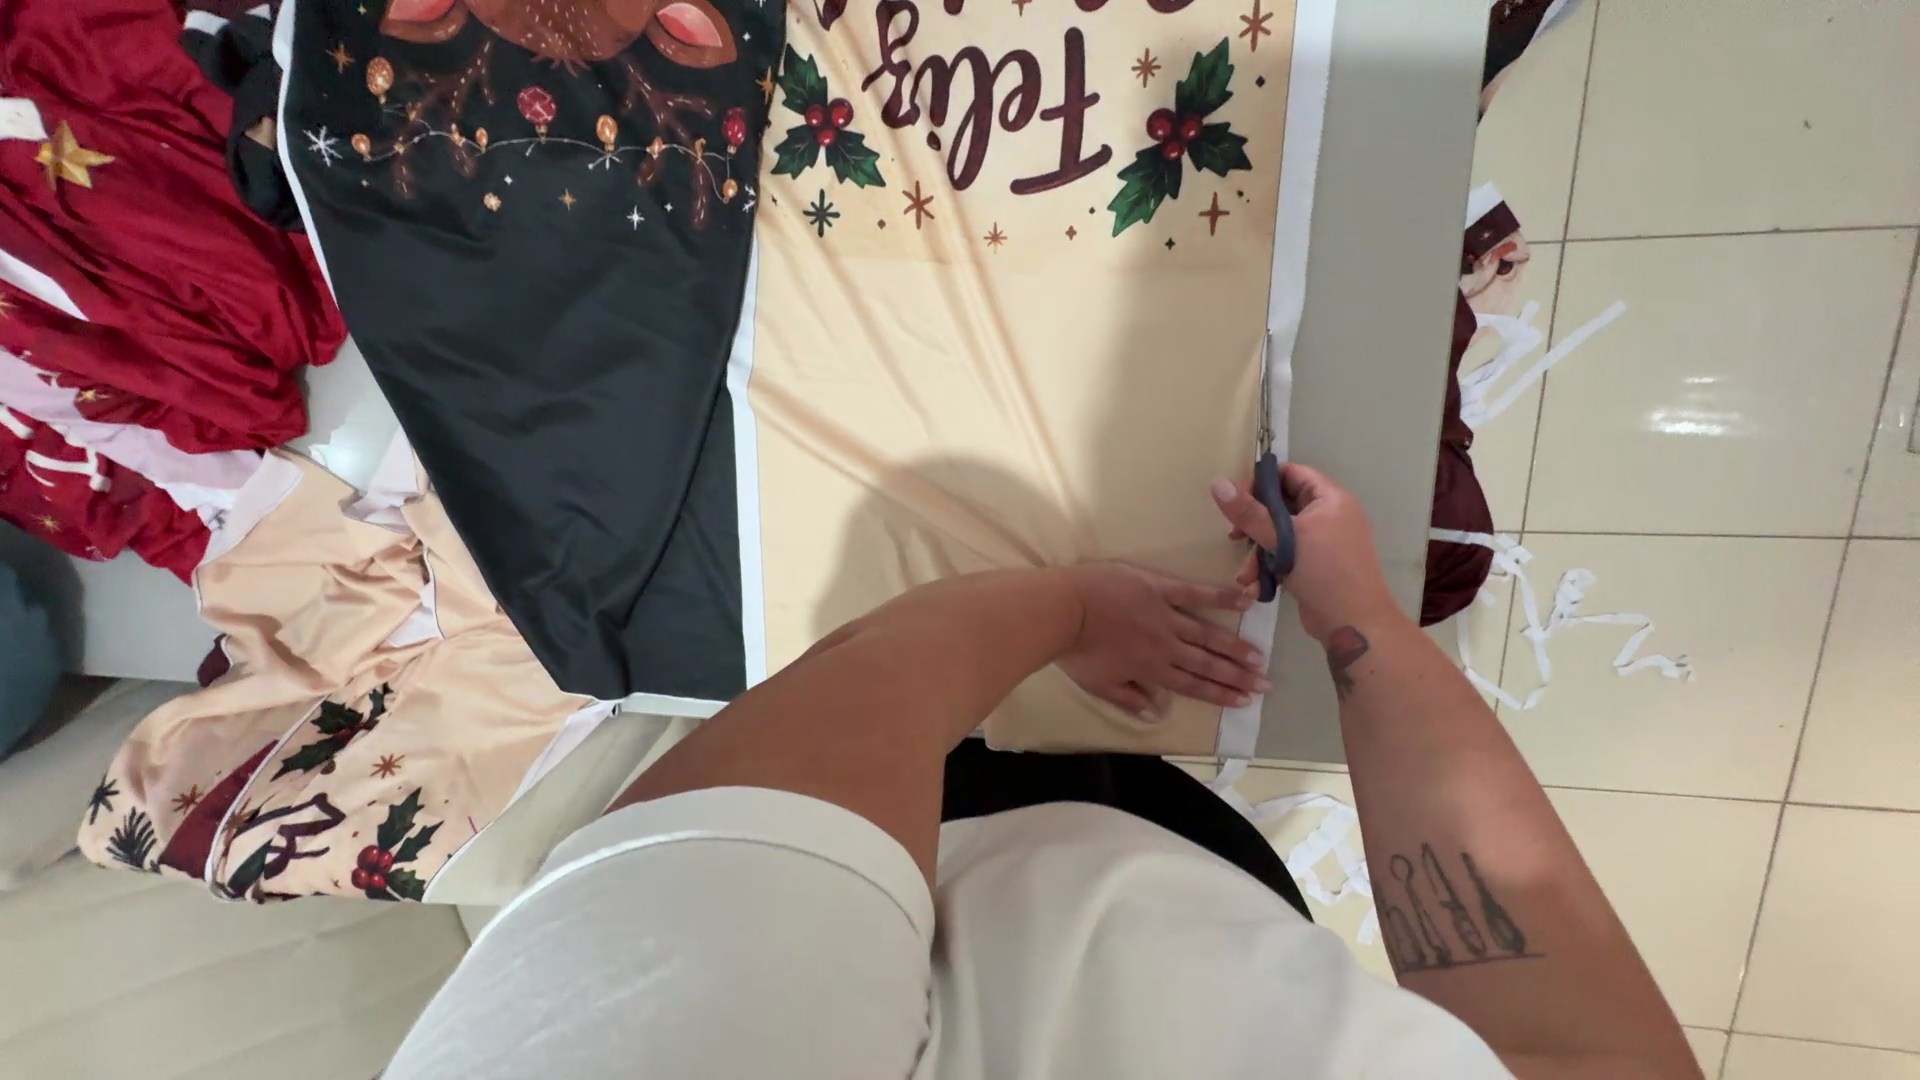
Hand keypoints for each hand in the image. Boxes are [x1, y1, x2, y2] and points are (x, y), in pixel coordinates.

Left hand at [1055, 562, 1268, 718]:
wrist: (1064, 609)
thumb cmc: (1075, 650)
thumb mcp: (1098, 684)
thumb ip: (1129, 699)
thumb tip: (1158, 714)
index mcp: (1151, 669)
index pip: (1192, 685)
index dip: (1220, 693)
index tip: (1245, 700)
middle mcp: (1165, 645)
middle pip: (1206, 663)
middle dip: (1237, 675)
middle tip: (1266, 683)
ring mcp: (1164, 615)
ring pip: (1206, 633)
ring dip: (1234, 645)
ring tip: (1259, 655)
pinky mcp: (1158, 588)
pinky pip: (1194, 592)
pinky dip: (1220, 597)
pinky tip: (1244, 600)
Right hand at [1211, 465, 1398, 642]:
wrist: (1354, 624)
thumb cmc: (1325, 572)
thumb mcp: (1282, 539)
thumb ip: (1249, 512)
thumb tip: (1217, 483)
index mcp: (1331, 499)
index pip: (1291, 474)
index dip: (1262, 482)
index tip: (1237, 501)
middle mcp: (1329, 516)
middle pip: (1281, 506)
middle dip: (1254, 526)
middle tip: (1234, 537)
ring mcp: (1323, 542)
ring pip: (1279, 536)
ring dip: (1257, 555)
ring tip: (1245, 576)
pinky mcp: (1315, 566)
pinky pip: (1286, 556)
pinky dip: (1269, 568)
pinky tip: (1255, 587)